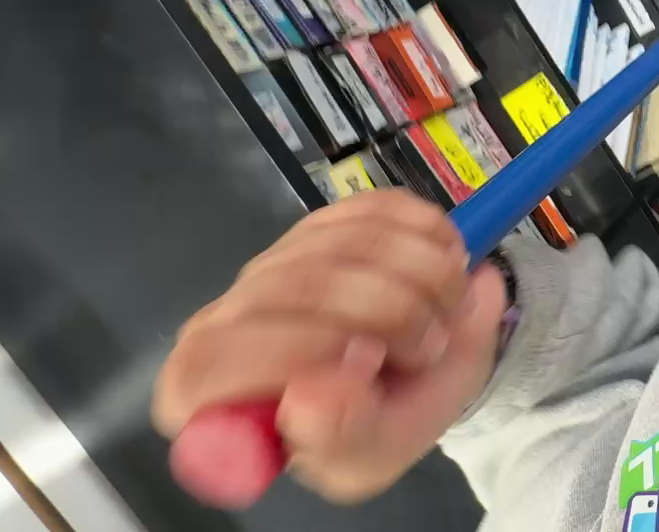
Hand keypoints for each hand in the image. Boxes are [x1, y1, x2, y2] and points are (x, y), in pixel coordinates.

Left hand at [153, 190, 505, 501]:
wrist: (434, 364)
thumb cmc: (390, 416)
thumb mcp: (373, 453)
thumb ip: (338, 436)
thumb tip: (310, 395)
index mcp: (210, 389)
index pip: (220, 358)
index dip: (300, 352)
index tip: (374, 362)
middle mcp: (233, 313)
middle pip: (304, 283)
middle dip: (395, 308)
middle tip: (434, 342)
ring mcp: (286, 254)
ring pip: (355, 238)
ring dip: (426, 271)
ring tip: (448, 307)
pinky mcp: (338, 215)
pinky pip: (385, 205)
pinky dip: (432, 231)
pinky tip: (446, 261)